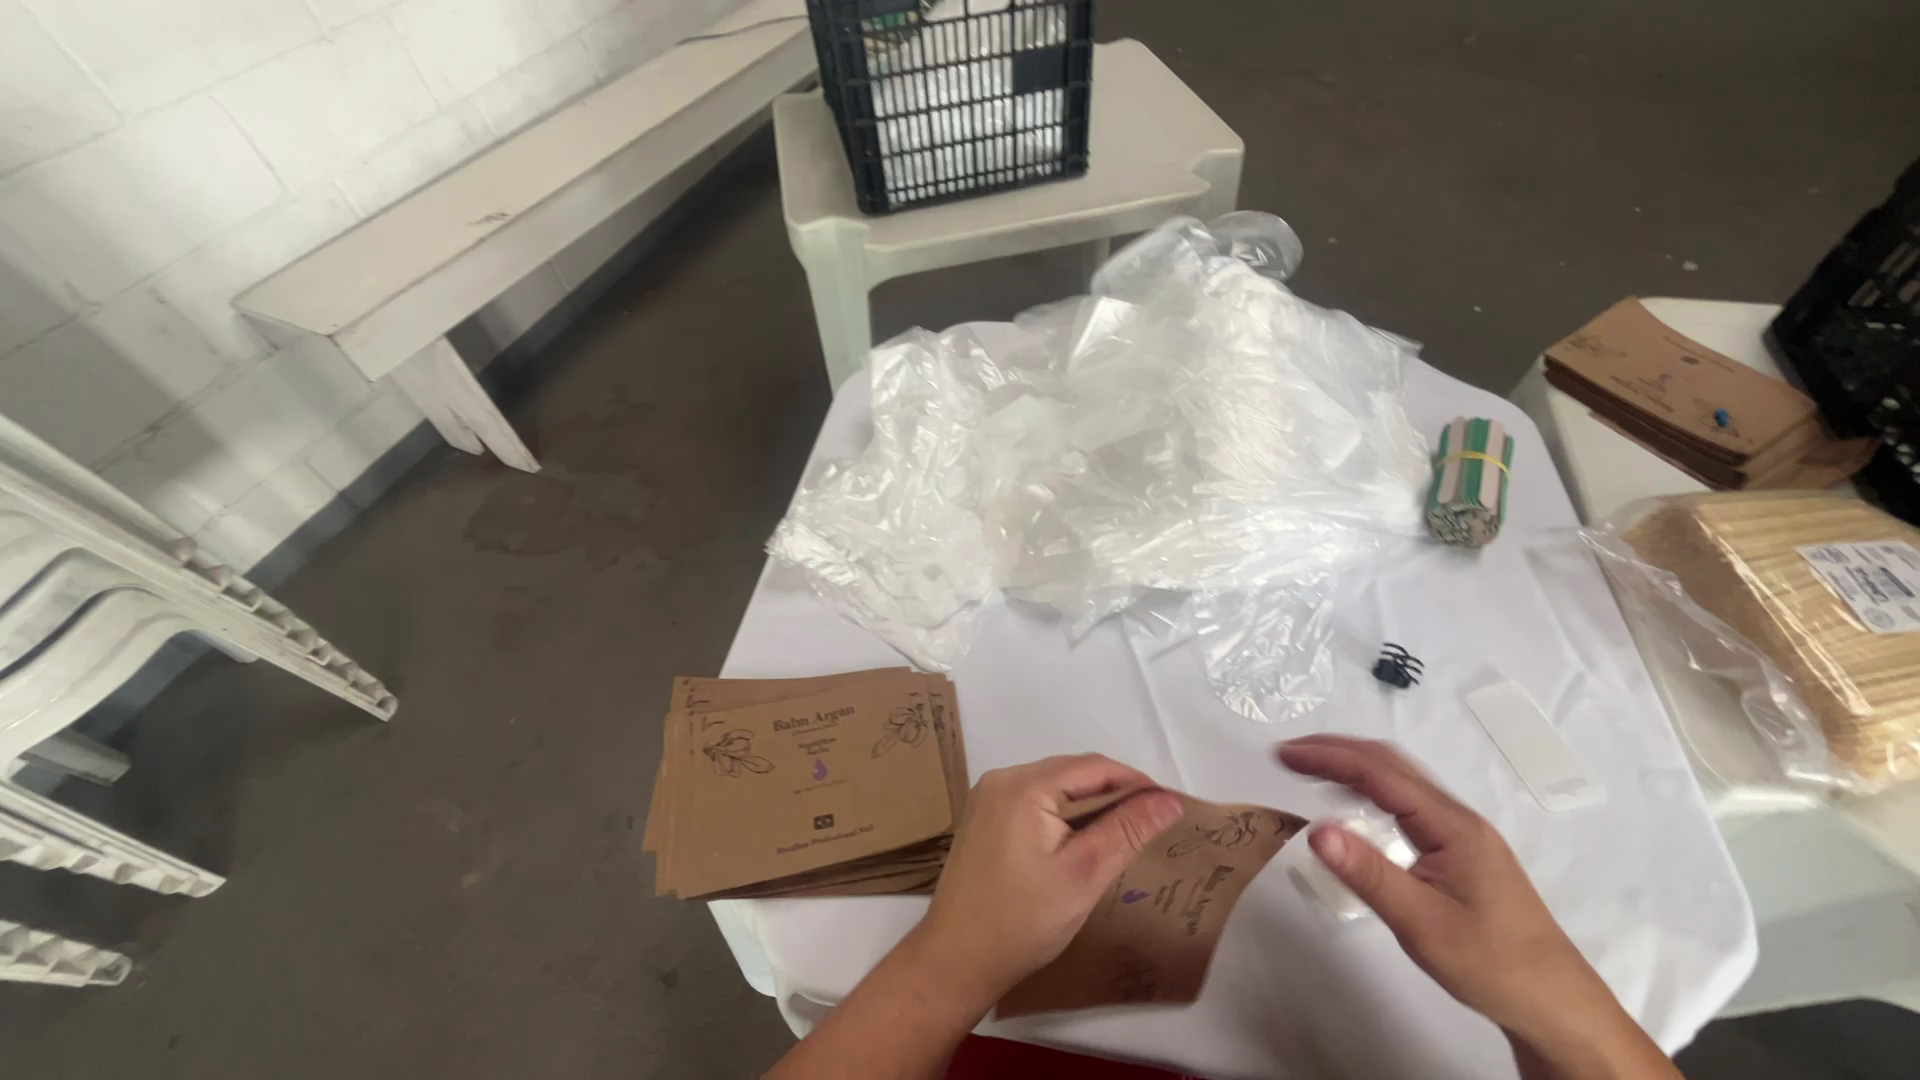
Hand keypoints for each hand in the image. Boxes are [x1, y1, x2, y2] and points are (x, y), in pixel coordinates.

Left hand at [916, 753, 1185, 1009]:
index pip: (1093, 766)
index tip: (1169, 807)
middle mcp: (1001, 779)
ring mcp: (988, 798)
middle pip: (1071, 772)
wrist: (956, 959)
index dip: (1136, 782)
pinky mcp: (984, 819)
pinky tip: (1081, 841)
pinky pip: (1034, 802)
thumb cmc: (1023, 920)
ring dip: (1089, 804)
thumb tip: (1168, 800)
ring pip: (1053, 786)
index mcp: (1023, 785)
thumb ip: (1126, 831)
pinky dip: (1063, 814)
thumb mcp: (1083, 874)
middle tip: (1152, 824)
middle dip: (1114, 792)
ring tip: (1124, 833)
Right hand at [1278, 736, 1674, 1077]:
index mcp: (1452, 826)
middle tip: (1288, 755)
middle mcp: (1457, 818)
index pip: (1379, 775)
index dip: (1328, 757)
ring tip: (1308, 769)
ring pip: (1399, 780)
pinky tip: (1351, 804)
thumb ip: (1369, 874)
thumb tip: (1316, 829)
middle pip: (1390, 764)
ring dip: (1351, 766)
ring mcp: (1460, 833)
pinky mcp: (1458, 851)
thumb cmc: (1492, 965)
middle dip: (1335, 750)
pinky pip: (1406, 802)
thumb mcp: (1423, 924)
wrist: (1556, 1005)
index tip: (1284, 754)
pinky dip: (1368, 789)